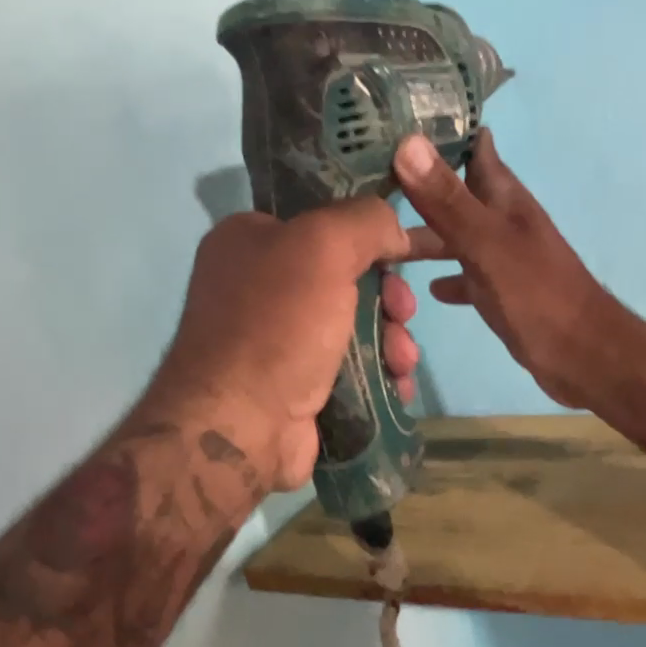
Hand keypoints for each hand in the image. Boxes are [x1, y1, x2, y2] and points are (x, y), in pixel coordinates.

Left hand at [155, 197, 423, 490]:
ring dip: (392, 340)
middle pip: (350, 278)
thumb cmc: (278, 324)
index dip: (370, 237)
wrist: (242, 426)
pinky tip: (397, 385)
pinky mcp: (298, 385)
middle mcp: (259, 286)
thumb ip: (366, 220)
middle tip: (402, 315)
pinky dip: (381, 374)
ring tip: (401, 362)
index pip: (323, 222)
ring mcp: (278, 340)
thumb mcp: (324, 246)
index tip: (402, 256)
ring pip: (359, 326)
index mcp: (250, 240)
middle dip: (389, 299)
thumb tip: (396, 229)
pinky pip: (354, 368)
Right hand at [392, 129, 624, 408]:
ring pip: (457, 235)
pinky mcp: (502, 293)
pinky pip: (467, 276)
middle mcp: (504, 221)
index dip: (438, 128)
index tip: (391, 118)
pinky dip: (448, 276)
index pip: (473, 146)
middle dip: (419, 184)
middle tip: (365, 181)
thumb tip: (407, 141)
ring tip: (378, 235)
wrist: (584, 356)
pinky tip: (426, 288)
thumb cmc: (538, 296)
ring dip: (425, 234)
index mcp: (505, 199)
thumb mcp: (487, 244)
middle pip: (457, 192)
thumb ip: (448, 199)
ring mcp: (504, 258)